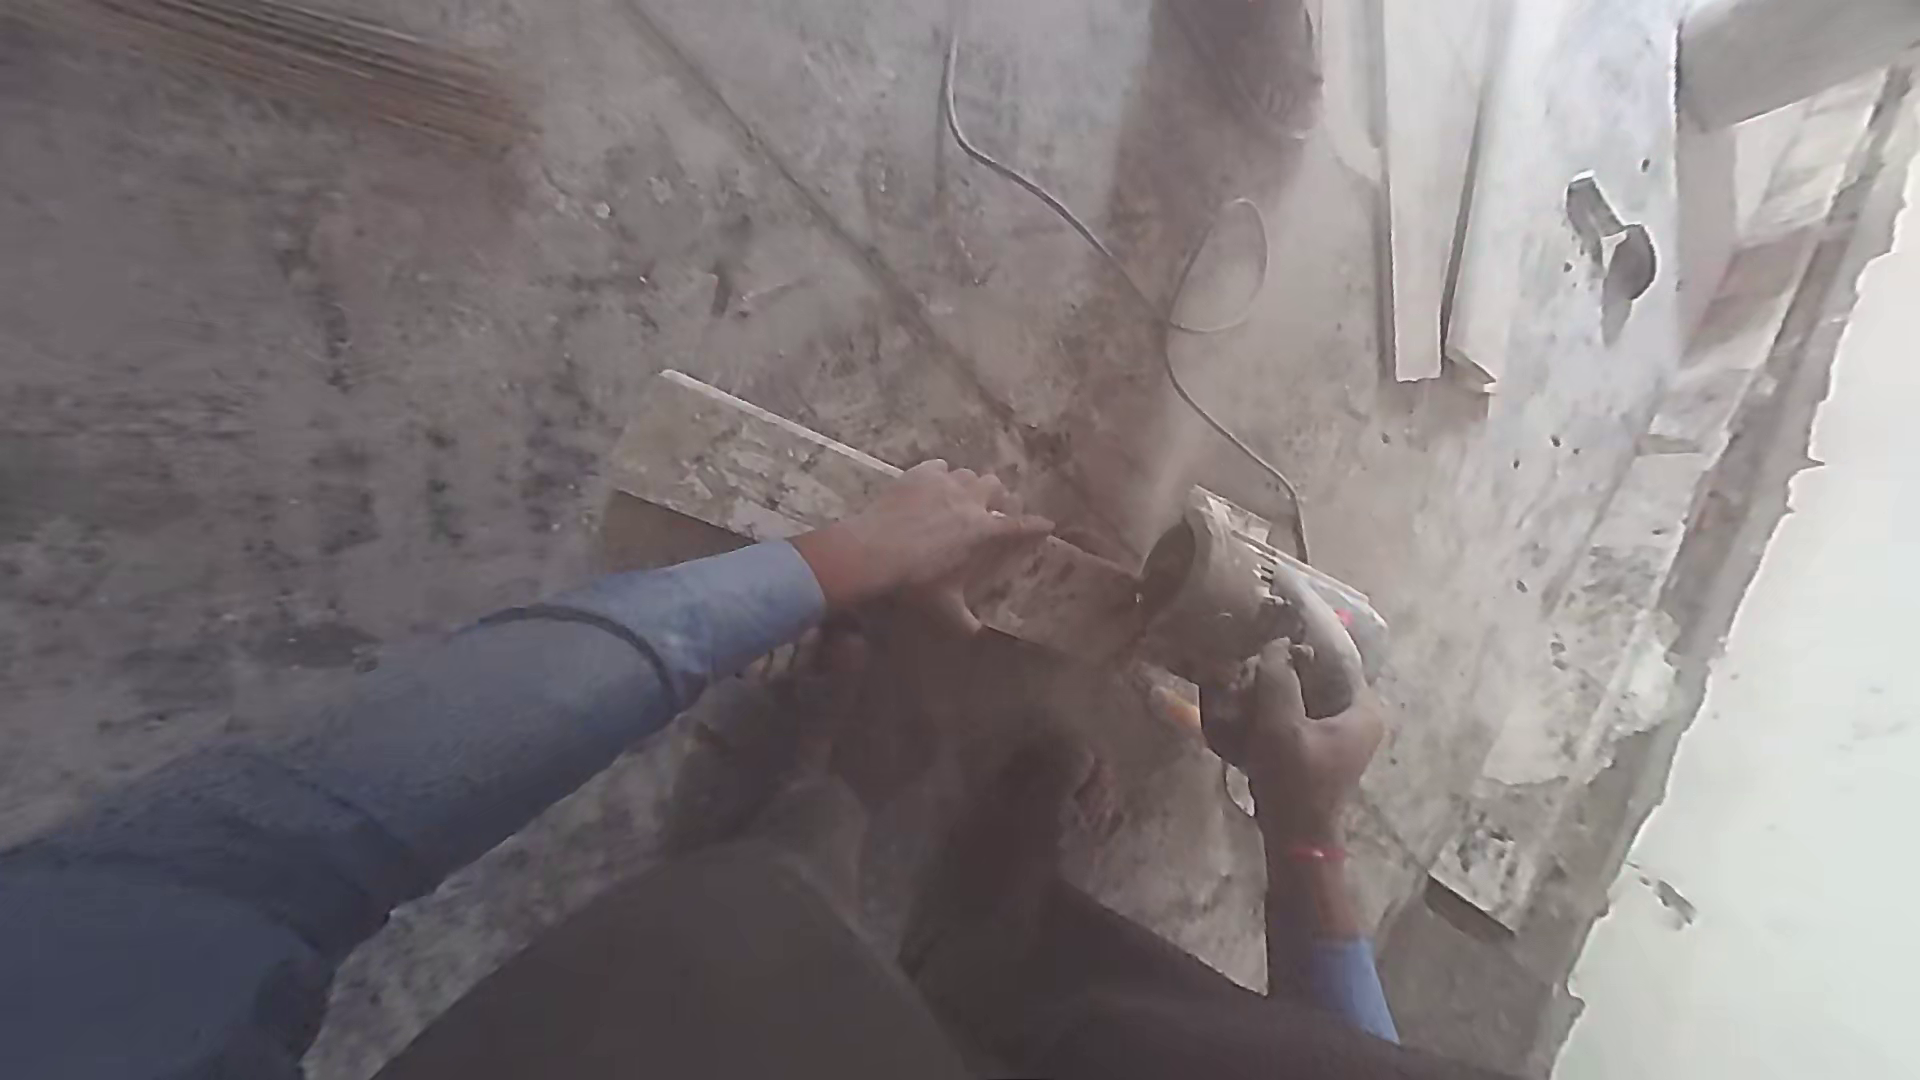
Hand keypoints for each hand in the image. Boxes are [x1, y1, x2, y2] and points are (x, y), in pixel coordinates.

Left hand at [791, 460, 1053, 630]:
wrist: (873, 550)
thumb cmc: (914, 580)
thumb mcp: (943, 606)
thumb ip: (964, 620)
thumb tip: (977, 634)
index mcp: (982, 531)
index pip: (1019, 527)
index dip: (1036, 525)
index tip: (1046, 524)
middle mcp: (969, 501)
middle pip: (996, 486)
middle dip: (998, 496)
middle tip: (993, 507)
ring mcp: (944, 483)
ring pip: (968, 474)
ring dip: (970, 484)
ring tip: (962, 494)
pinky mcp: (919, 474)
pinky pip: (939, 466)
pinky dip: (940, 475)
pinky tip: (933, 485)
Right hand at [1205, 640, 1382, 843]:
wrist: (1294, 832)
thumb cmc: (1294, 777)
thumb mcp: (1281, 723)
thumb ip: (1277, 678)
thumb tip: (1274, 641)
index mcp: (1364, 709)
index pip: (1336, 656)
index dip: (1303, 639)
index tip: (1271, 627)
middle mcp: (1358, 715)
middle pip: (1318, 672)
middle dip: (1285, 660)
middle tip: (1253, 648)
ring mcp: (1339, 731)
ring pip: (1305, 689)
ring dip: (1277, 680)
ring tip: (1247, 667)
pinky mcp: (1318, 742)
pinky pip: (1297, 707)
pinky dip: (1276, 698)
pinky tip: (1249, 694)